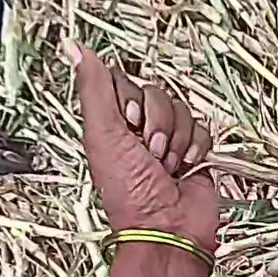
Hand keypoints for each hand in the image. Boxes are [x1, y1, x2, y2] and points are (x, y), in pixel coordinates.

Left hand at [72, 45, 219, 276]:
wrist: (169, 230)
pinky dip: (197, 148)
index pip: (124, 82)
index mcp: (110, 125)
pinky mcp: (196, 155)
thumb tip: (74, 46)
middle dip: (157, 123)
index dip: (132, 100)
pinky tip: (187, 168)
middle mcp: (138, 131)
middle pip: (156, 93)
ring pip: (181, 110)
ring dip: (177, 139)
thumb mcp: (103, 136)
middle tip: (150, 153)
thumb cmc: (131, 196)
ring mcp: (169, 142)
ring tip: (167, 166)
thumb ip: (94, 89)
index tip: (129, 124)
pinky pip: (203, 130)